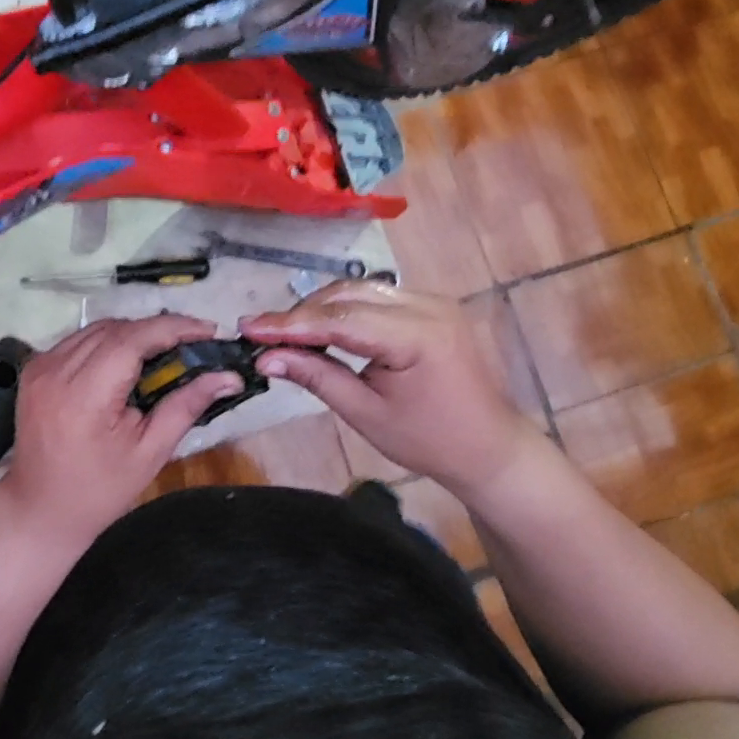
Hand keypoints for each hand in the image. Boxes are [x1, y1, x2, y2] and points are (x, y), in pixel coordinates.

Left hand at [0, 314, 241, 543]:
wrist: (40, 509)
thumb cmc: (100, 490)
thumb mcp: (150, 452)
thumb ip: (186, 406)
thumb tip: (228, 376)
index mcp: (83, 396)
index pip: (132, 339)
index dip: (173, 328)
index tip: (209, 331)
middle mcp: (55, 371)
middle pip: (116, 329)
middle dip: (158, 330)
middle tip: (194, 344)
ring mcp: (40, 366)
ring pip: (96, 329)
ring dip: (133, 333)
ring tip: (166, 351)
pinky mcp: (34, 368)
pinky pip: (79, 340)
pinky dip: (108, 343)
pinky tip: (128, 361)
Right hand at [240, 282, 545, 491]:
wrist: (490, 448)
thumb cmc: (429, 441)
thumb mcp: (366, 413)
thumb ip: (317, 377)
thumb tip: (266, 359)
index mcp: (418, 335)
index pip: (341, 318)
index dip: (291, 323)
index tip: (248, 327)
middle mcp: (428, 306)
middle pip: (349, 294)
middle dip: (302, 313)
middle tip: (261, 334)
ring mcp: (432, 301)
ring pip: (360, 290)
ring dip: (320, 308)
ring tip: (284, 332)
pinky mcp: (431, 307)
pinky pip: (376, 298)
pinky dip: (343, 309)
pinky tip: (320, 328)